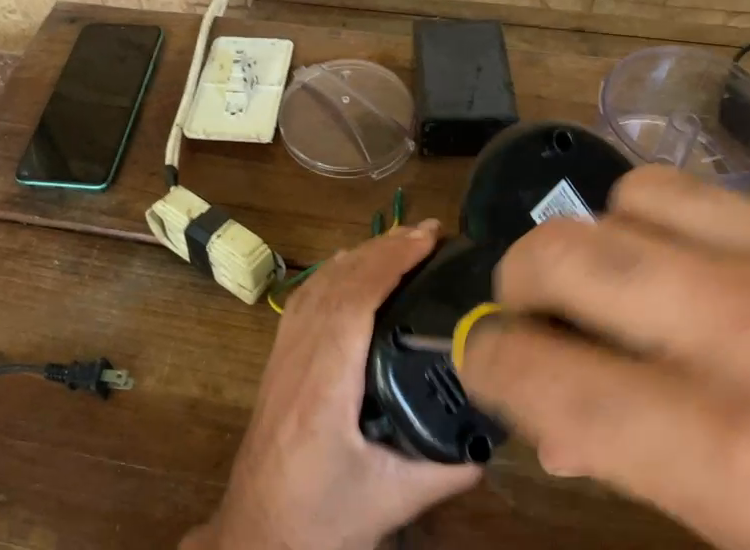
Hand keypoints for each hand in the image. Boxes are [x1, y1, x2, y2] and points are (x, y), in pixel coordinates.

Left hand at [183, 220, 479, 549]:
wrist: (258, 535)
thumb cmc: (321, 518)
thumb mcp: (391, 500)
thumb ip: (444, 468)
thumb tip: (491, 439)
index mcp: (324, 386)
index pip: (354, 301)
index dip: (390, 262)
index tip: (428, 239)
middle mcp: (298, 358)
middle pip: (337, 283)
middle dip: (383, 248)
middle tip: (429, 230)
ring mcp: (282, 356)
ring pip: (317, 287)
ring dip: (359, 255)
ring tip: (399, 239)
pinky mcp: (278, 362)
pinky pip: (304, 300)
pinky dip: (332, 273)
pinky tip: (349, 265)